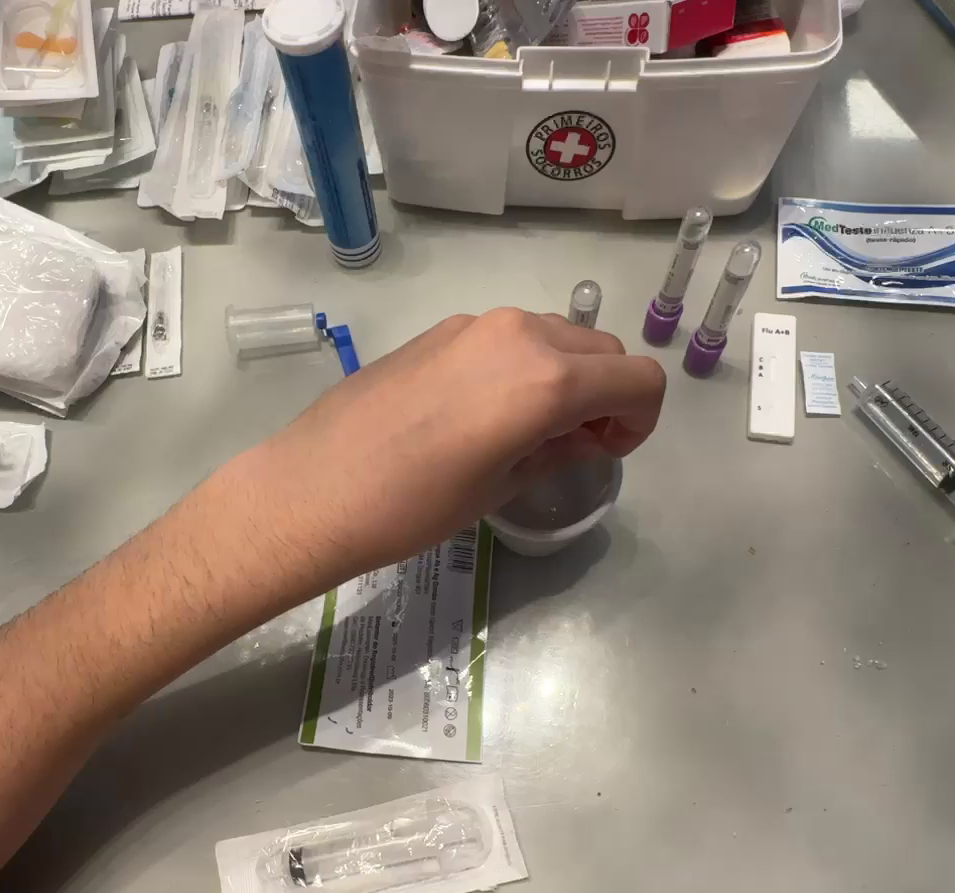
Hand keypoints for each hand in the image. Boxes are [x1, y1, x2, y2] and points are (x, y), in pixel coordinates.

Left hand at [225, 307, 665, 584]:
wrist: (314, 489)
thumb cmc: (413, 507)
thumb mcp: (501, 488)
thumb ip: (558, 451)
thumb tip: (586, 435)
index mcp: (546, 378)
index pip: (638, 378)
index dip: (641, 419)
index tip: (609, 453)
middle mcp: (517, 333)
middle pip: (599, 348)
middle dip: (605, 394)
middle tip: (575, 446)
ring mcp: (472, 325)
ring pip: (552, 336)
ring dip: (563, 376)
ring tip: (527, 431)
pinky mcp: (437, 330)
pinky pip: (505, 338)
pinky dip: (520, 367)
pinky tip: (481, 412)